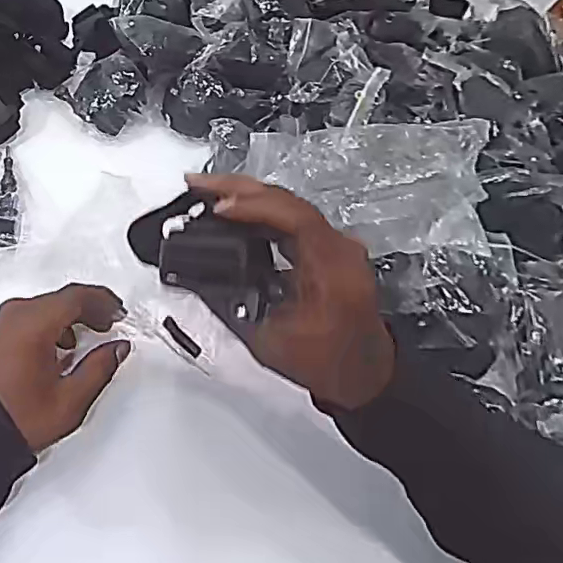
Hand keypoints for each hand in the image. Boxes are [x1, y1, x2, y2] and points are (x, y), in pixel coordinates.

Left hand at [0, 283, 130, 451]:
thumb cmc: (10, 417)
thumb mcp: (69, 399)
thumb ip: (99, 367)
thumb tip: (116, 349)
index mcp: (35, 322)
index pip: (78, 296)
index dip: (104, 301)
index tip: (118, 310)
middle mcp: (17, 314)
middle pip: (63, 298)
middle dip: (91, 308)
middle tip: (110, 320)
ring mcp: (5, 321)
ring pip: (49, 305)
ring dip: (72, 315)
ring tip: (91, 334)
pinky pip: (34, 315)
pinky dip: (54, 322)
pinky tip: (65, 344)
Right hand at [185, 174, 394, 409]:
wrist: (365, 379)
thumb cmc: (327, 366)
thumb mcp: (271, 340)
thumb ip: (234, 304)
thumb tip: (197, 277)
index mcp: (332, 266)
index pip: (294, 216)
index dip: (253, 206)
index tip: (218, 207)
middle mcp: (338, 247)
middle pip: (287, 200)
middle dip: (239, 189)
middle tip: (198, 184)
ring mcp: (335, 244)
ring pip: (287, 205)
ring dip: (246, 196)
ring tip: (207, 192)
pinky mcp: (326, 248)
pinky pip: (291, 218)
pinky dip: (259, 211)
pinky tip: (234, 210)